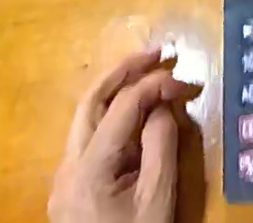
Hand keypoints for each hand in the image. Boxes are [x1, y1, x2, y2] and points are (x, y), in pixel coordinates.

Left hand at [49, 49, 196, 222]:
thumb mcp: (158, 199)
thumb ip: (162, 143)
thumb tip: (163, 103)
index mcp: (88, 169)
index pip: (124, 105)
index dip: (157, 84)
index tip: (187, 83)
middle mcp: (67, 167)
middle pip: (92, 99)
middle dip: (126, 69)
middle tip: (160, 53)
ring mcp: (65, 177)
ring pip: (86, 114)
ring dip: (118, 86)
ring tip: (149, 70)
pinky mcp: (72, 186)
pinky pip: (91, 134)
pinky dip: (114, 111)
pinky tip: (137, 109)